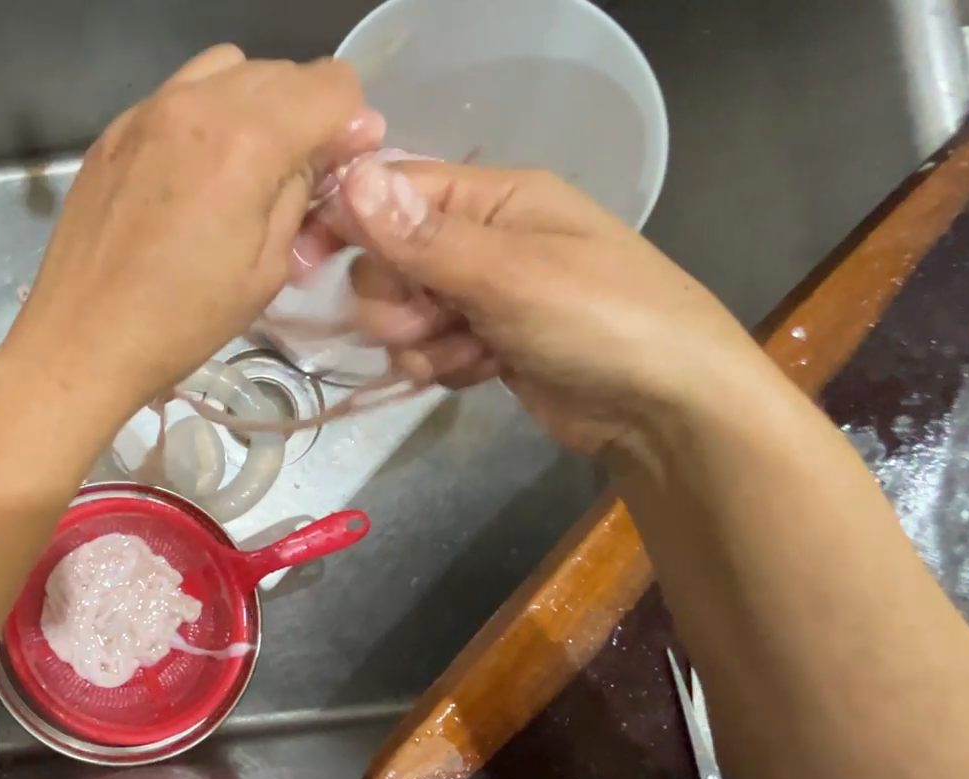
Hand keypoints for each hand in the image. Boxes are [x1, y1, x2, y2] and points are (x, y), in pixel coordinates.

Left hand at [1, 45, 382, 411]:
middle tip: (288, 180)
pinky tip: (187, 177)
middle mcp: (195, 106)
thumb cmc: (178, 324)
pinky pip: (174, 98)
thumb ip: (300, 193)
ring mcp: (145, 114)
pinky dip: (199, 119)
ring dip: (250, 106)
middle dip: (301, 117)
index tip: (336, 171)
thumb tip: (326, 151)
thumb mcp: (264, 270)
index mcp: (245, 140)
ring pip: (225, 71)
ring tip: (238, 168)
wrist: (79, 345)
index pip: (332, 86)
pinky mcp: (111, 135)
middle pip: (280, 73)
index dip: (349, 127)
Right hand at [312, 157, 774, 456]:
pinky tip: (482, 370)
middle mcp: (478, 240)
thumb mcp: (510, 275)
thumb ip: (423, 238)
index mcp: (493, 199)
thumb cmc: (602, 320)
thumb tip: (350, 179)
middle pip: (383, 264)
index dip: (345, 221)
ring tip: (471, 352)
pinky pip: (420, 350)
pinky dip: (441, 366)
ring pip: (396, 316)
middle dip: (396, 304)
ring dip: (421, 343)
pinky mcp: (474, 341)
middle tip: (435, 322)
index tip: (306, 262)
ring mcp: (476, 294)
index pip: (393, 192)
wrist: (662, 408)